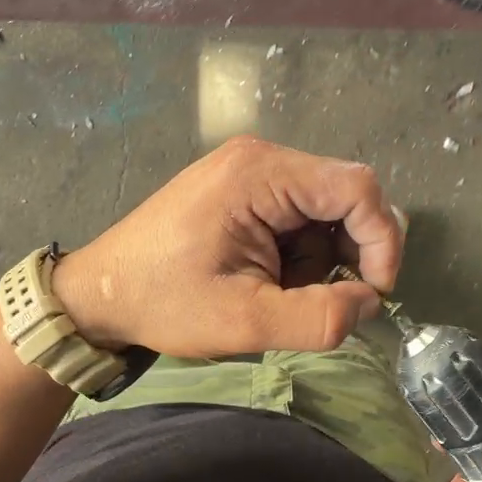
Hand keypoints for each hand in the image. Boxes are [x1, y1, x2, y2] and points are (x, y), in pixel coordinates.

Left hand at [51, 137, 403, 355]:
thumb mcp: (246, 322)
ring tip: (276, 295)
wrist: (100, 293)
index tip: (372, 295)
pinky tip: (266, 282)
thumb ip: (318, 318)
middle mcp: (261, 159)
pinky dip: (297, 257)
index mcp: (261, 175)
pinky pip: (296, 219)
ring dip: (318, 263)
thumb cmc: (166, 303)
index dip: (381, 241)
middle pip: (343, 199)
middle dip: (346, 257)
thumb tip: (368, 303)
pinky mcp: (241, 192)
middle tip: (316, 302)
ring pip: (323, 214)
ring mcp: (249, 173)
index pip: (358, 188)